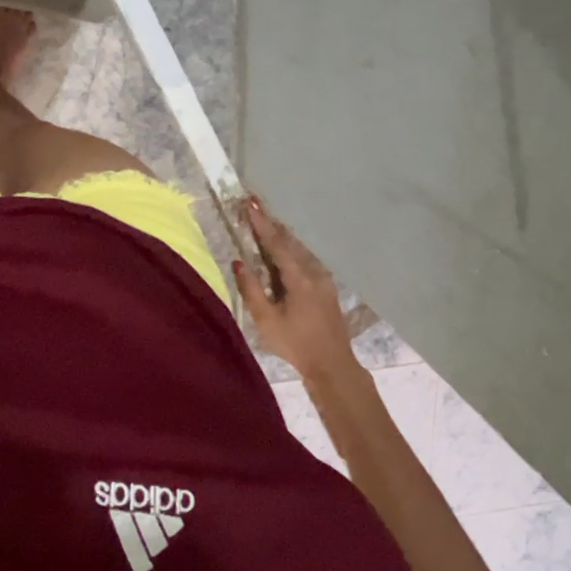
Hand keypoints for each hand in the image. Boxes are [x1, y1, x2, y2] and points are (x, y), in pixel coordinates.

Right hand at [233, 197, 363, 380]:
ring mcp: (323, 280)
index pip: (276, 244)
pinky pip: (305, 260)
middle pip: (290, 242)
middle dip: (271, 224)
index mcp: (299, 278)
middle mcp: (314, 273)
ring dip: (281, 236)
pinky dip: (290, 250)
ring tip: (264, 222)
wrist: (332, 366)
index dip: (261, 224)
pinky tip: (282, 250)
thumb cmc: (295, 344)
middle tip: (254, 206)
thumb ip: (251, 289)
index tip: (249, 204)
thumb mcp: (266, 320)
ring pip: (299, 250)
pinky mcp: (326, 289)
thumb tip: (238, 262)